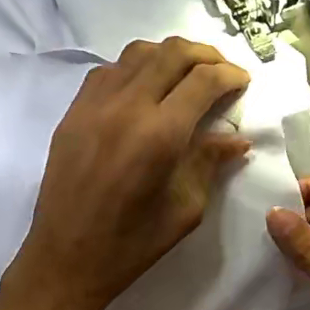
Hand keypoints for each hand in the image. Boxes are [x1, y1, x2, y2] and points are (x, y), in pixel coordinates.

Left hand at [9, 37, 250, 309]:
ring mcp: (94, 104)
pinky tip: (145, 88)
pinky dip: (135, 68)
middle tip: (222, 71)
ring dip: (170, 55)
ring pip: (138, 52)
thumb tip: (236, 138)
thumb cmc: (132, 243)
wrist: (66, 257)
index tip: (243, 82)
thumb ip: (209, 163)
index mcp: (160, 135)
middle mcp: (126, 107)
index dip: (230, 75)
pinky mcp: (73, 111)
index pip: (203, 80)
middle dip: (206, 55)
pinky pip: (108, 70)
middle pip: (173, 53)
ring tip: (186, 74)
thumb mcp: (185, 208)